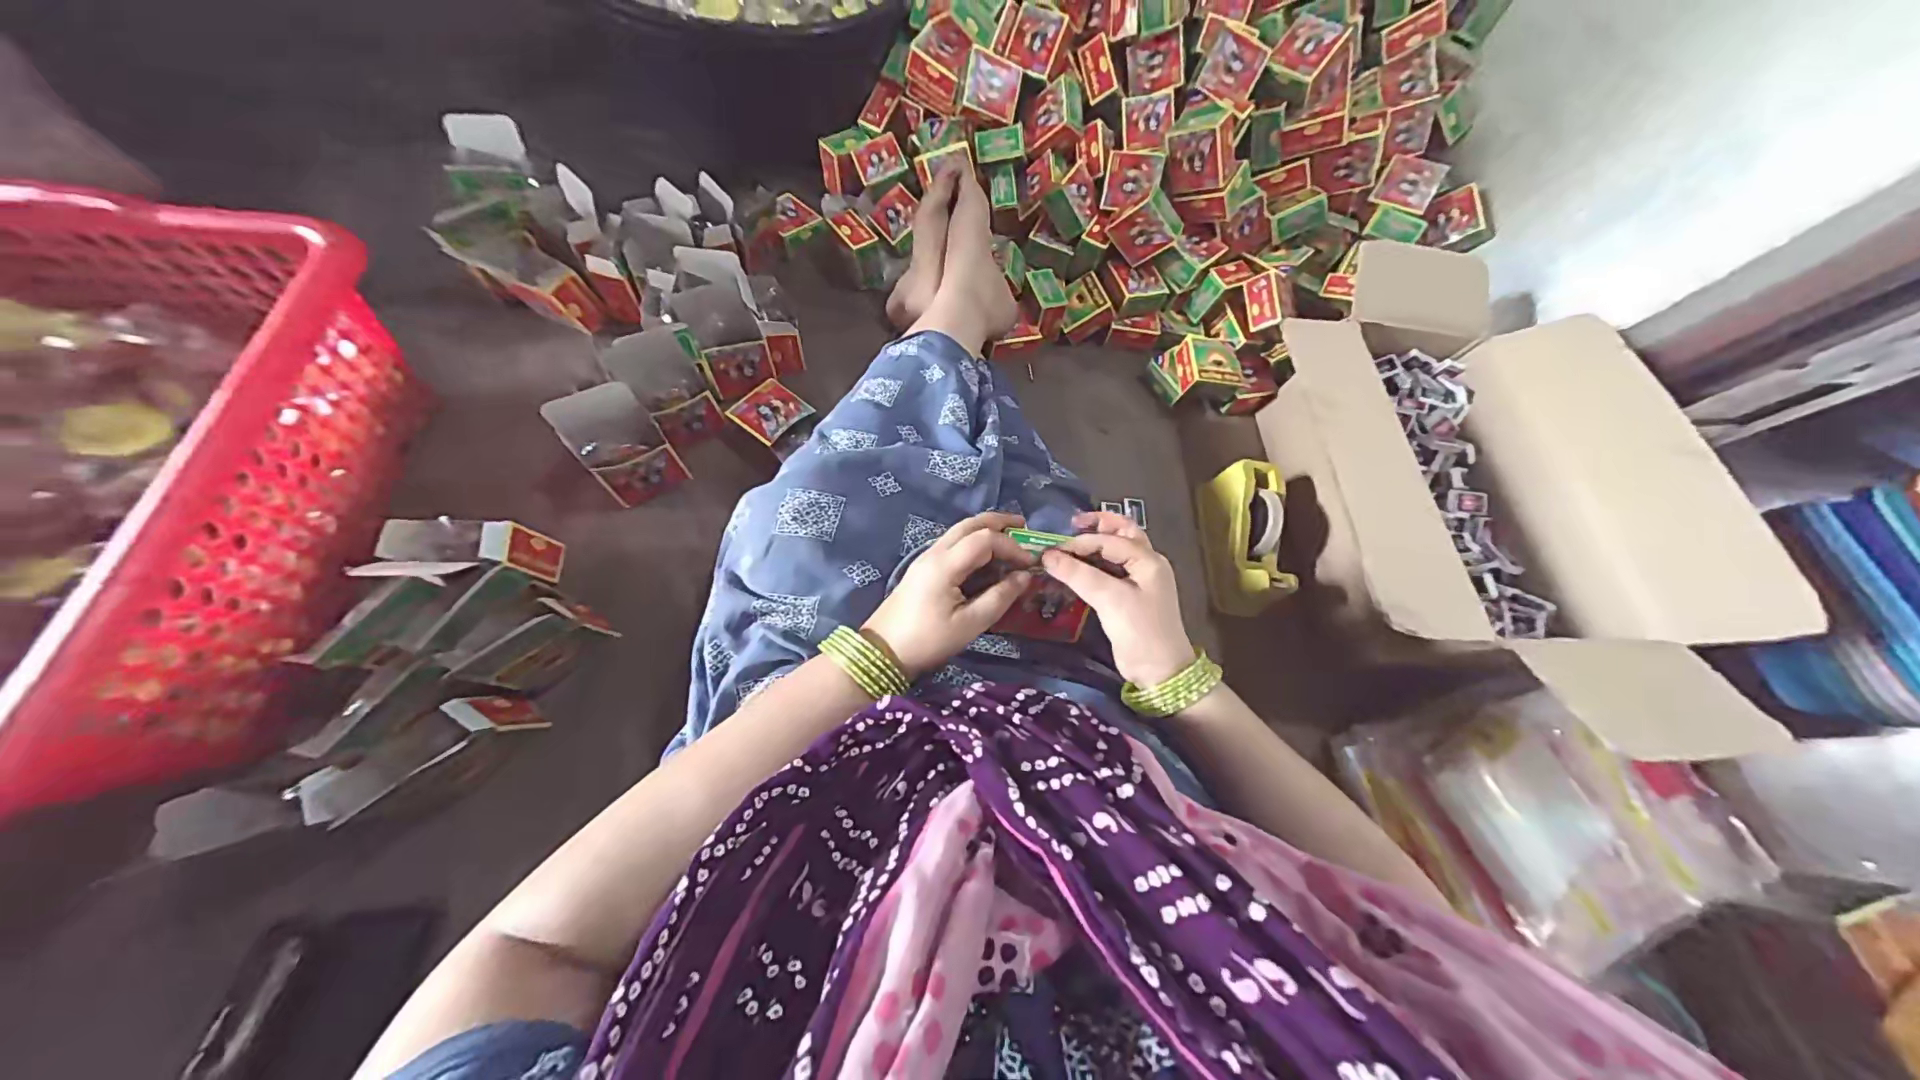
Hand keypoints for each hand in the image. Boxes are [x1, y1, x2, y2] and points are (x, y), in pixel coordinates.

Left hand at [864, 512, 1035, 678]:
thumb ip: (1000, 597)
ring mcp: (926, 558)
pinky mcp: (923, 568)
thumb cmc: (928, 640)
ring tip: (1011, 539)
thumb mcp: (970, 624)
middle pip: (970, 524)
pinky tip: (987, 557)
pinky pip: (953, 545)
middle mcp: (934, 553)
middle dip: (999, 522)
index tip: (1030, 563)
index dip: (1011, 546)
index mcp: (945, 564)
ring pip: (959, 532)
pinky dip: (974, 543)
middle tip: (1025, 528)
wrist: (883, 651)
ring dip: (986, 530)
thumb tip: (1024, 577)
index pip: (985, 539)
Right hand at [1041, 511, 1196, 686]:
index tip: (1052, 551)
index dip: (1080, 542)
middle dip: (1097, 526)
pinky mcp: (1130, 597)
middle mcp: (1146, 564)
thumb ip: (1079, 574)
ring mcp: (1140, 580)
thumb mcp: (1110, 599)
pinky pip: (1111, 570)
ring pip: (1117, 551)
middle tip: (1071, 526)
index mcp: (1148, 560)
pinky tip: (1076, 569)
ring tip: (1069, 546)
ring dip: (1095, 544)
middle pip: (1122, 533)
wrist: (1160, 671)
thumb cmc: (1140, 631)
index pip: (1109, 539)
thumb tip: (1048, 555)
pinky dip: (1094, 564)